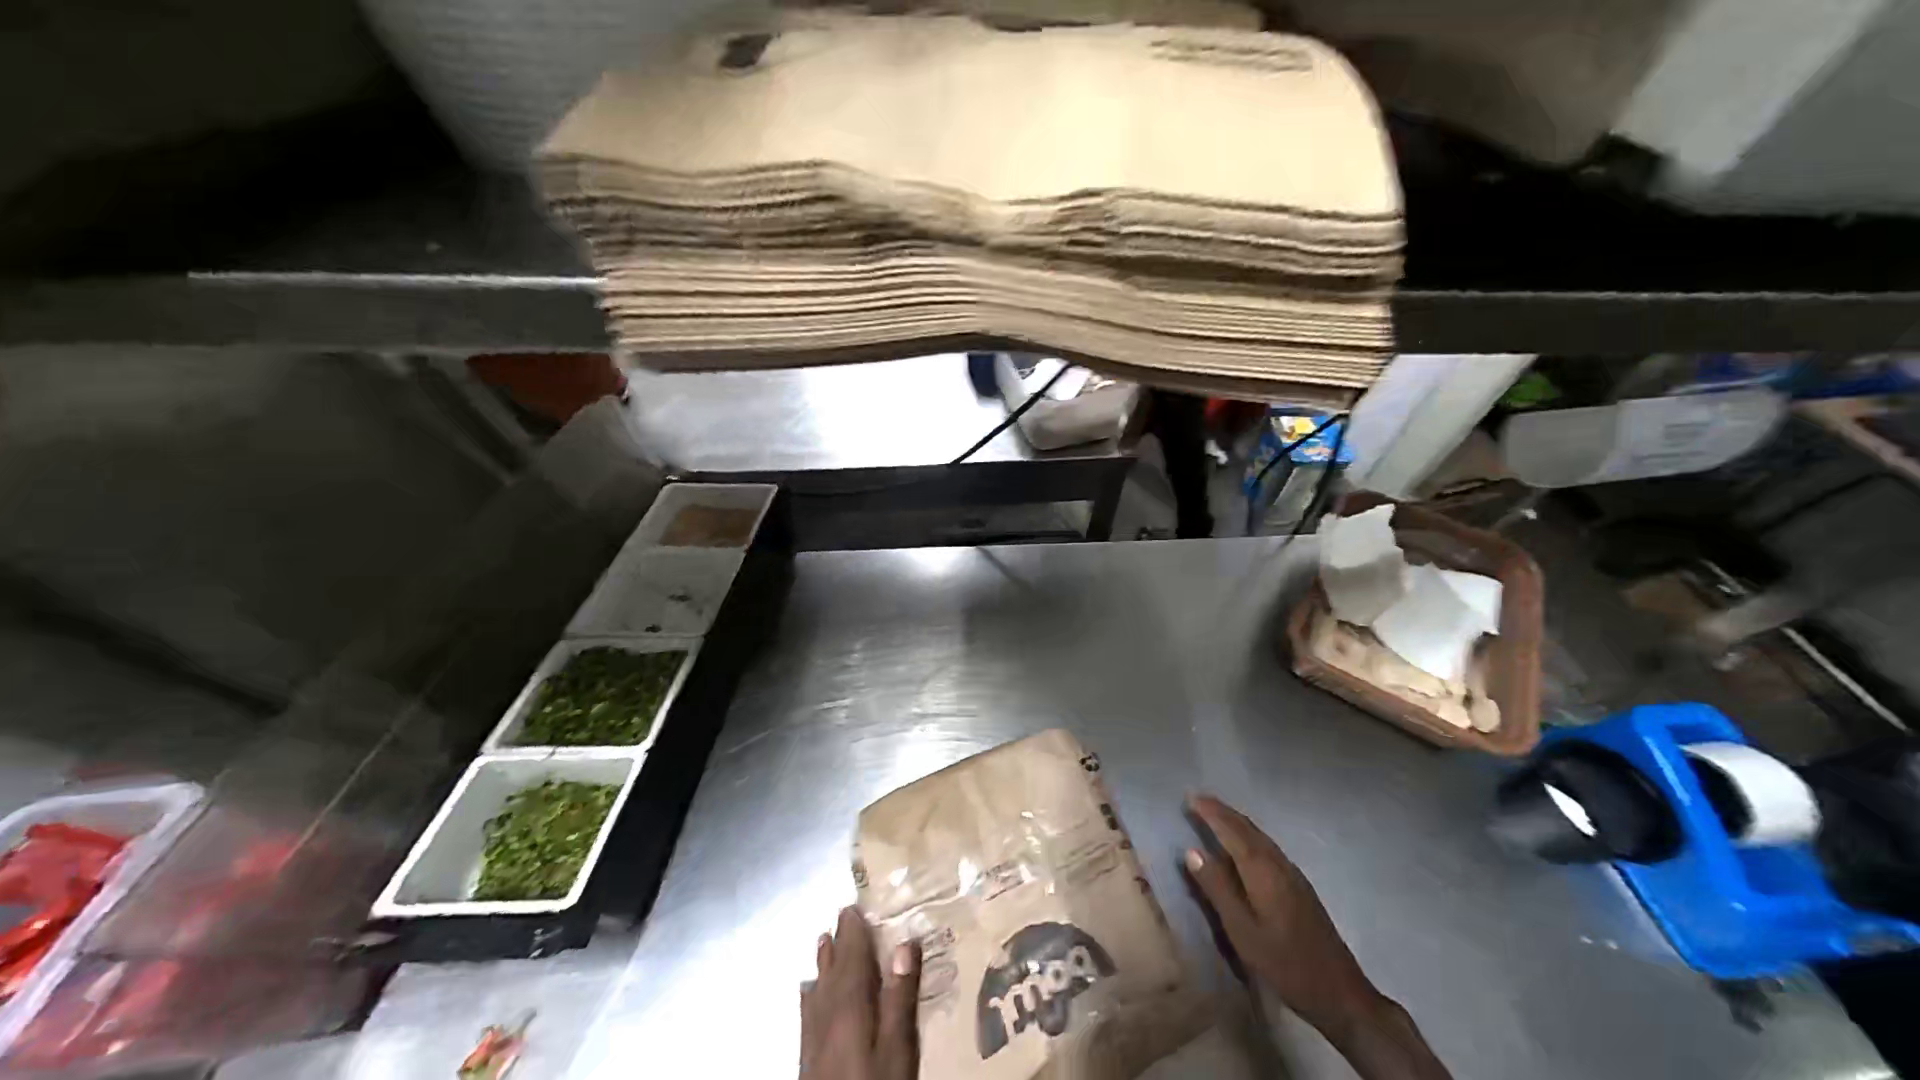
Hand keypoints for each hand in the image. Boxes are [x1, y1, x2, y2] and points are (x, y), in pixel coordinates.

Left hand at [799, 906, 920, 1079]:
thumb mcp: (898, 1046)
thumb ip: (900, 994)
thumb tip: (905, 942)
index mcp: (850, 999)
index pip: (851, 952)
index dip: (854, 927)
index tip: (857, 903)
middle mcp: (826, 1008)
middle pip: (832, 965)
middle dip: (839, 939)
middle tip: (845, 914)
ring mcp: (813, 1033)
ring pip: (817, 984)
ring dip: (824, 961)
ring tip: (824, 940)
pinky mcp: (808, 1055)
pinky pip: (807, 1009)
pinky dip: (812, 990)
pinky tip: (808, 992)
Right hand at [1182, 794, 1378, 1031]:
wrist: (1340, 993)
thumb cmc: (1285, 964)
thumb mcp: (1242, 930)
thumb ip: (1217, 888)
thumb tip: (1191, 850)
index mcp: (1263, 871)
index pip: (1232, 831)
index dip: (1211, 812)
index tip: (1189, 796)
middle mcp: (1280, 865)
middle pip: (1248, 829)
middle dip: (1222, 811)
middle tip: (1197, 800)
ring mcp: (1293, 875)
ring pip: (1260, 837)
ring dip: (1236, 822)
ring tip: (1215, 815)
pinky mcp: (1300, 887)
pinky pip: (1268, 848)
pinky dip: (1249, 836)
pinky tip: (1243, 846)